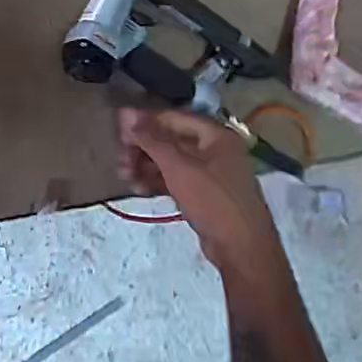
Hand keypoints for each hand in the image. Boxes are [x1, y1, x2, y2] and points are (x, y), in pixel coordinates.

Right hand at [117, 108, 282, 274]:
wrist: (242, 248)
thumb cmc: (212, 200)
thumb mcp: (178, 167)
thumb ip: (151, 139)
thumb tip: (125, 113)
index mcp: (215, 135)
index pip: (173, 118)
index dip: (145, 123)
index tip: (120, 134)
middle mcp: (215, 150)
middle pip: (171, 141)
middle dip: (143, 149)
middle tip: (121, 161)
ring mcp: (210, 174)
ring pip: (172, 162)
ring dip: (147, 167)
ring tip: (126, 177)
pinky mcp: (204, 195)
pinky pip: (176, 180)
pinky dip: (158, 182)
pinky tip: (139, 188)